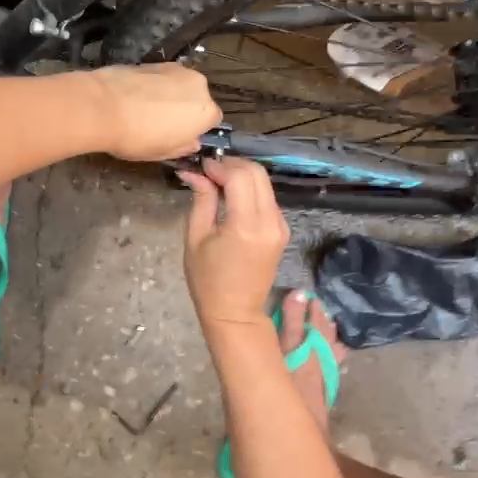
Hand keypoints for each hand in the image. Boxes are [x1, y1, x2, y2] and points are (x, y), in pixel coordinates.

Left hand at [90, 64, 221, 161]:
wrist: (102, 106)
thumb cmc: (137, 136)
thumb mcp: (164, 153)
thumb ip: (184, 146)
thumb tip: (191, 141)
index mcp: (206, 110)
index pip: (212, 121)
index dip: (196, 130)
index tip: (179, 137)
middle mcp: (197, 84)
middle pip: (196, 98)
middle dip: (183, 109)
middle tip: (160, 124)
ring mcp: (174, 68)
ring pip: (178, 85)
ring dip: (168, 95)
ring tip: (143, 110)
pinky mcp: (152, 61)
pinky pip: (160, 77)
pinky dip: (152, 86)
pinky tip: (134, 98)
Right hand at [178, 158, 288, 327]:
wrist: (235, 312)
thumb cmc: (208, 279)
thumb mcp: (196, 237)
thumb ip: (202, 200)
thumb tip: (195, 172)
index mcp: (246, 225)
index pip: (239, 177)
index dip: (219, 166)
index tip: (200, 167)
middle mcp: (270, 222)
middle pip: (257, 174)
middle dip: (232, 165)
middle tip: (209, 171)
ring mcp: (280, 226)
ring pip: (265, 183)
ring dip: (242, 175)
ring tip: (217, 182)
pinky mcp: (282, 231)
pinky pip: (268, 198)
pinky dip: (251, 189)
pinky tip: (232, 197)